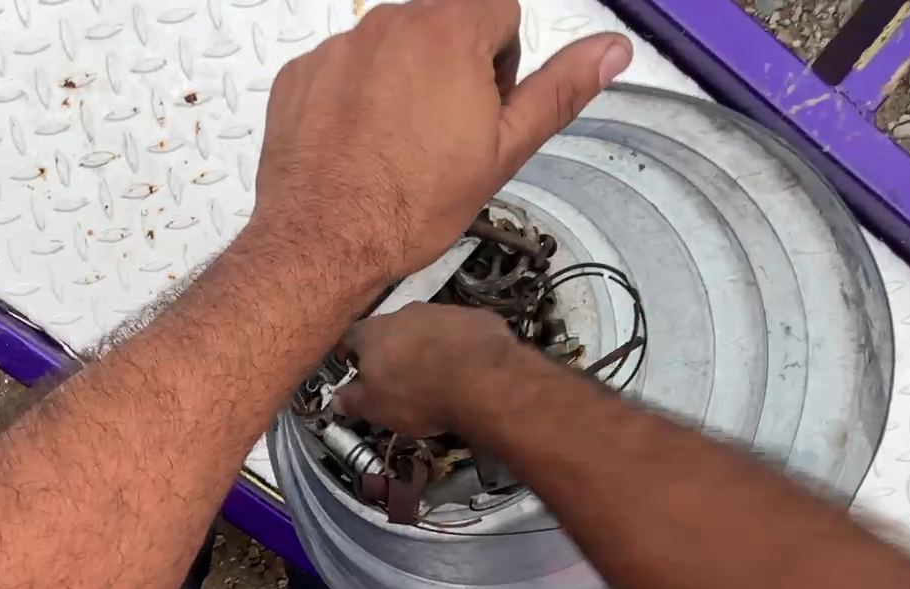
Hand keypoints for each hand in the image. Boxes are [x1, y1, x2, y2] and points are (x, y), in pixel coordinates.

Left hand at [250, 1, 630, 284]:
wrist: (323, 246)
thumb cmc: (410, 210)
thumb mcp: (500, 156)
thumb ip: (555, 94)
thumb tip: (612, 49)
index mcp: (450, 30)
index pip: (497, 16)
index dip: (497, 69)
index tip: (477, 117)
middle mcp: (389, 23)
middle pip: (438, 28)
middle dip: (445, 73)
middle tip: (433, 143)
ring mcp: (337, 49)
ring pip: (386, 52)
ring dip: (396, 86)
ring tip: (388, 153)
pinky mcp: (297, 78)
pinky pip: (337, 74)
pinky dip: (347, 102)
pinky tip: (349, 151)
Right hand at [333, 302, 523, 435]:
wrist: (481, 380)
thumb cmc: (417, 395)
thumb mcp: (375, 408)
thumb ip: (352, 400)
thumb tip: (336, 398)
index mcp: (372, 333)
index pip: (349, 338)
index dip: (347, 353)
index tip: (348, 365)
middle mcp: (404, 313)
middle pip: (388, 329)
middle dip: (387, 349)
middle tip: (392, 374)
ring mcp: (442, 311)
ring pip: (424, 328)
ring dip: (422, 345)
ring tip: (430, 373)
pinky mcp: (474, 317)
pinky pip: (457, 332)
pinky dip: (454, 346)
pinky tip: (461, 367)